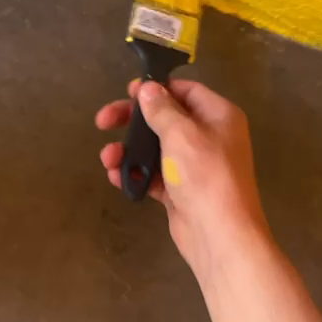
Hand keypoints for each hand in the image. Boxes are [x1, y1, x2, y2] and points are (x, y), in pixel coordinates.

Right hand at [97, 78, 269, 275]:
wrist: (218, 232)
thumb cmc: (204, 174)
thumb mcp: (181, 133)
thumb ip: (161, 109)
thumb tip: (148, 89)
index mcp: (218, 116)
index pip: (185, 92)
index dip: (156, 90)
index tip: (128, 92)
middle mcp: (208, 137)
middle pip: (164, 120)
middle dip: (132, 122)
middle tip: (103, 121)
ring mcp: (193, 166)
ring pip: (155, 149)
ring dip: (128, 151)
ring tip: (107, 158)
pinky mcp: (180, 190)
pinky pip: (153, 175)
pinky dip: (135, 174)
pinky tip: (116, 177)